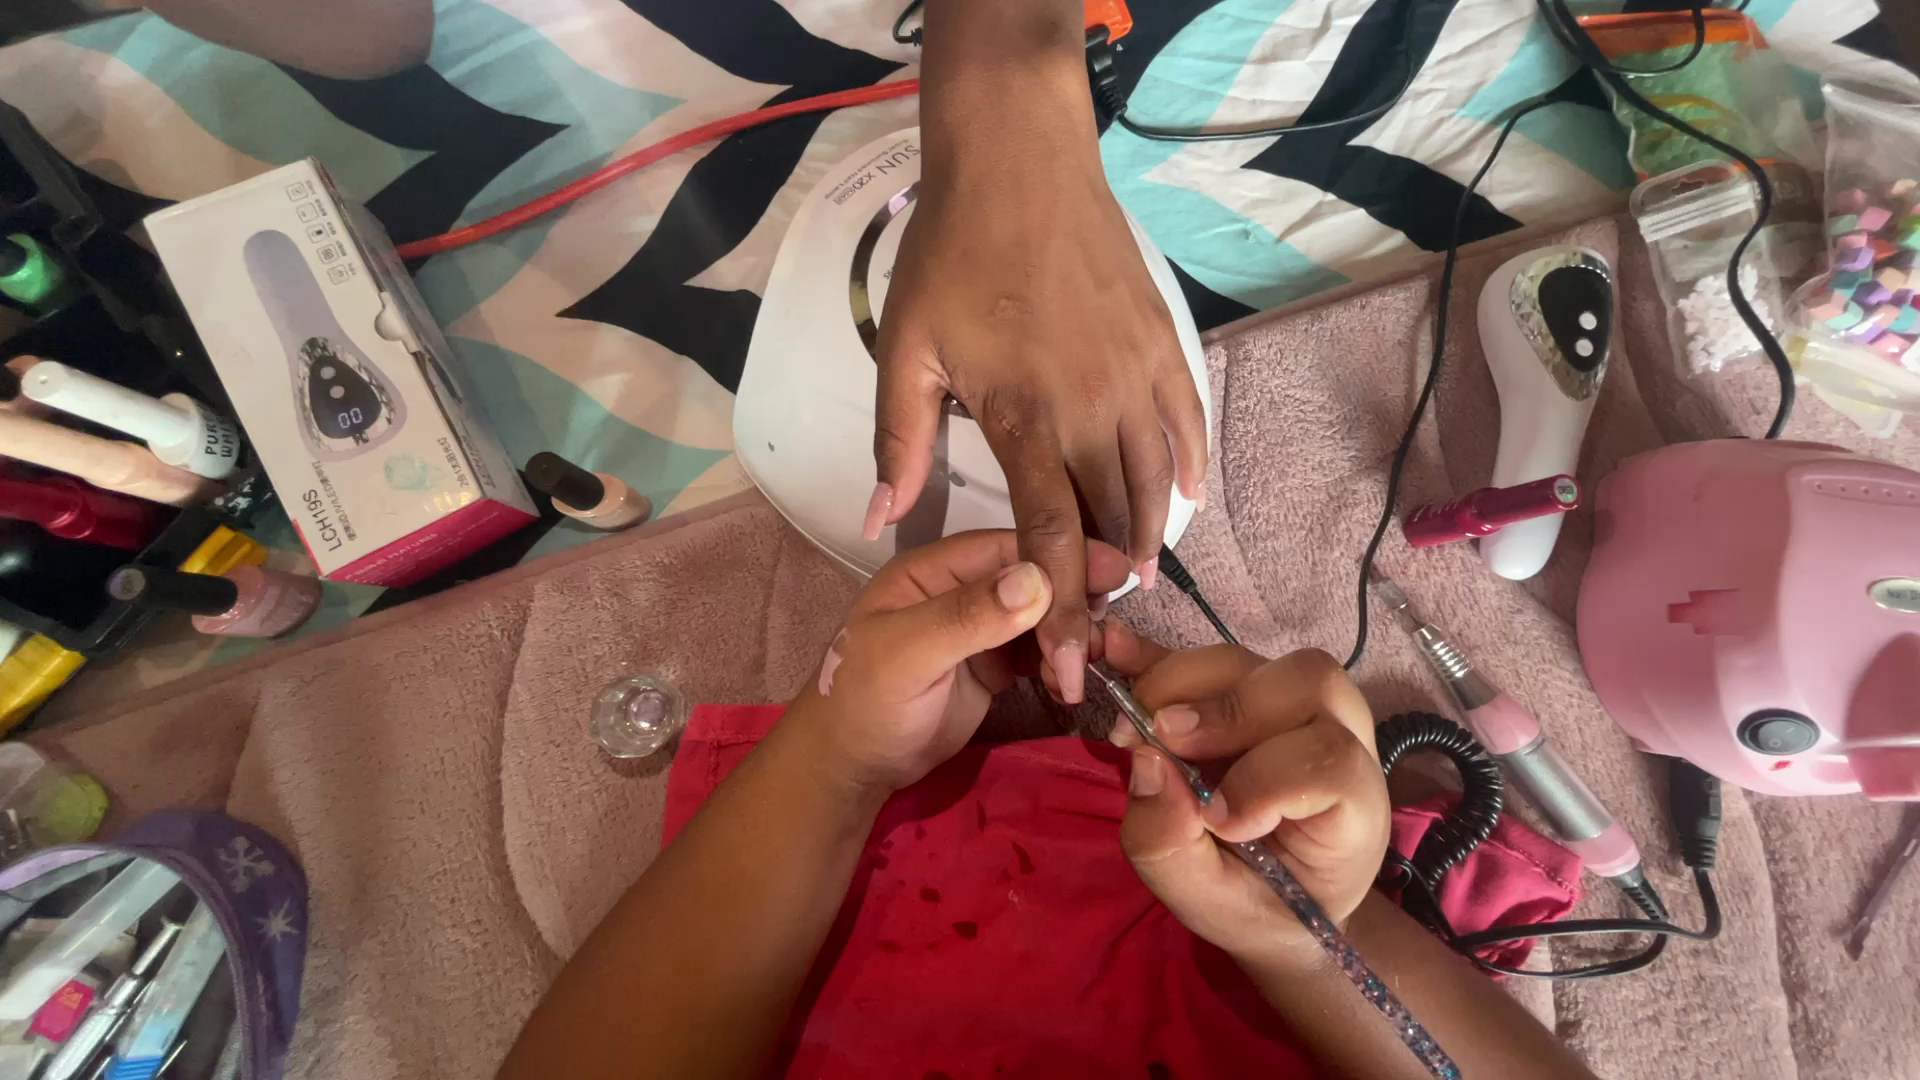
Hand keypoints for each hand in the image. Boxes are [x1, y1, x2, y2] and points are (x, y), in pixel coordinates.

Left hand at [788, 530, 1131, 796]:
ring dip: (1069, 633)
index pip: (1005, 549)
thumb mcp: (908, 654)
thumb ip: (967, 616)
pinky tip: (1072, 680)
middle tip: (1111, 617)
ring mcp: (978, 628)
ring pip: (1039, 615)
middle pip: (1030, 578)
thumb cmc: (864, 703)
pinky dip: (1059, 662)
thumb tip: (1037, 578)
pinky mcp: (992, 665)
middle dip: (1071, 596)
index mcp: (932, 571)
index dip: (1056, 556)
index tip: (1110, 569)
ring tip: (1094, 656)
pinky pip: (1037, 652)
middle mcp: (960, 590)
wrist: (851, 769)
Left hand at [867, 45, 1207, 707]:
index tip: (1065, 671)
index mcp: (1026, 421)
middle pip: (1111, 524)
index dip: (1055, 613)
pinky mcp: (1163, 347)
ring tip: (1134, 582)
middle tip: (1100, 638)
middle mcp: (1094, 412)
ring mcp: (1138, 378)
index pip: (1049, 540)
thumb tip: (879, 520)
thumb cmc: (951, 257)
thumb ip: (898, 444)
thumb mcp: (904, 352)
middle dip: (1105, 590)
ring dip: (1146, 539)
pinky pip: (1187, 425)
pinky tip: (1183, 502)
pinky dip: (1188, 471)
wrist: (1018, 161)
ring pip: (1155, 484)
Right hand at [1100, 623, 1390, 968]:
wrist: (1271, 893)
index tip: (1215, 818)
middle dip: (1227, 708)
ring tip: (1137, 725)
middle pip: (1304, 681)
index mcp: (1353, 806)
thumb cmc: (1256, 903)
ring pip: (1248, 660)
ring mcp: (1286, 704)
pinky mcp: (1238, 688)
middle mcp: (1336, 738)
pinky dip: (1153, 654)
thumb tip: (1147, 763)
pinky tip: (1116, 650)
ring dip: (1182, 682)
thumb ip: (1174, 847)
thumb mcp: (1212, 903)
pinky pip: (1198, 658)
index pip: (1333, 762)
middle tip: (1164, 739)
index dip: (1268, 778)